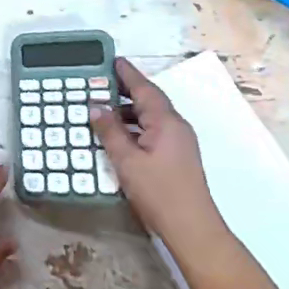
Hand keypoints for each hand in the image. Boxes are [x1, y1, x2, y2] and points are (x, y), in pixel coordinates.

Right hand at [88, 58, 228, 252]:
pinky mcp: (177, 156)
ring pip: (151, 117)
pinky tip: (119, 135)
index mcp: (166, 120)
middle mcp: (176, 125)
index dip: (127, 73)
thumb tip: (96, 107)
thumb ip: (110, 132)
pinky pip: (154, 130)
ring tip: (104, 107)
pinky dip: (135, 126)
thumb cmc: (158, 191)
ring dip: (129, 110)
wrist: (191, 227)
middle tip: (101, 81)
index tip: (112, 60)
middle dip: (126, 90)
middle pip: (149, 100)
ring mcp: (179, 141)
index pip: (144, 88)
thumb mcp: (127, 161)